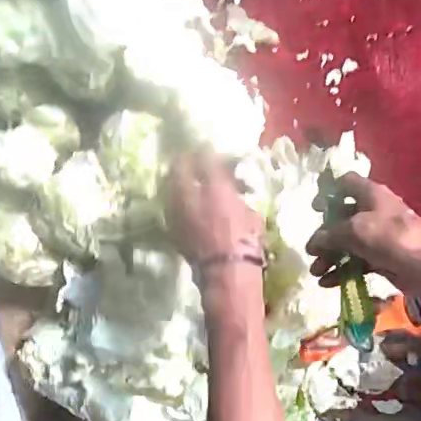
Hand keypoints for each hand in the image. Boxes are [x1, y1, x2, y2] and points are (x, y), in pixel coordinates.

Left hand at [166, 151, 265, 289]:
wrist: (227, 272)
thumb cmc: (247, 243)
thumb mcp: (251, 214)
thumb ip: (238, 197)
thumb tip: (234, 191)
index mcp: (216, 188)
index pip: (205, 159)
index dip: (205, 151)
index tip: (206, 148)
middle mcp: (192, 196)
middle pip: (180, 168)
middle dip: (183, 161)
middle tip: (187, 158)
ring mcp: (178, 212)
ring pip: (169, 186)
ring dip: (174, 179)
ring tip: (180, 178)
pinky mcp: (171, 228)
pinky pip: (169, 205)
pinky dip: (173, 199)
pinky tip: (179, 201)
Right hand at [307, 174, 420, 296]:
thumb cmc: (394, 238)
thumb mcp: (356, 230)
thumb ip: (330, 234)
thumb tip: (314, 242)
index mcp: (369, 195)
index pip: (344, 183)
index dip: (327, 192)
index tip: (315, 209)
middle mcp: (371, 213)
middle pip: (339, 219)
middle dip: (323, 236)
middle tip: (312, 252)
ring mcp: (376, 237)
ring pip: (345, 244)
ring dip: (329, 257)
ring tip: (317, 272)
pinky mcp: (380, 258)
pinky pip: (354, 263)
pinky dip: (341, 271)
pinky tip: (328, 283)